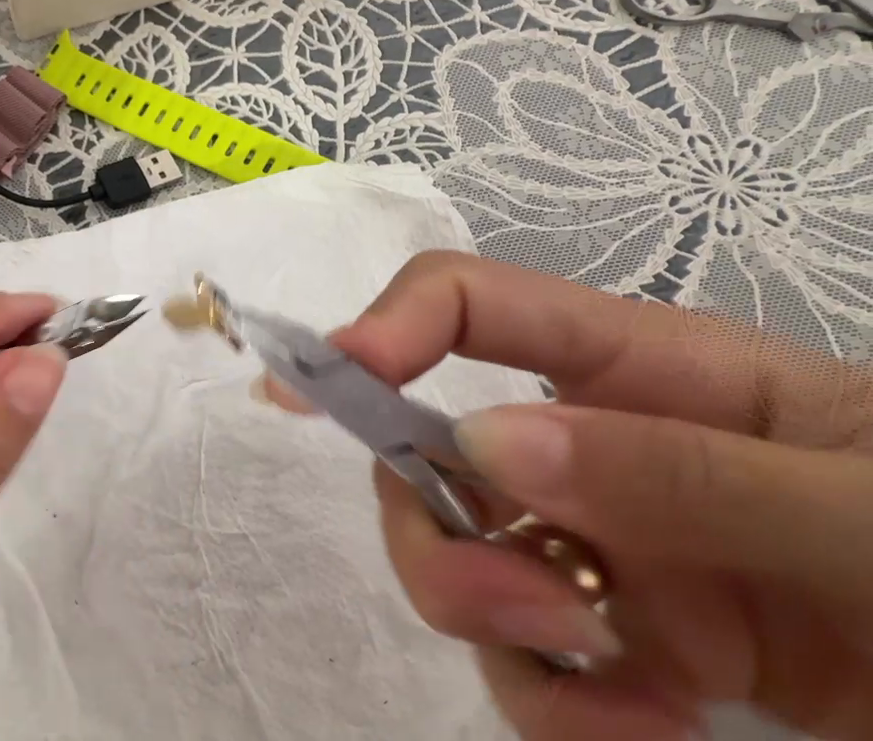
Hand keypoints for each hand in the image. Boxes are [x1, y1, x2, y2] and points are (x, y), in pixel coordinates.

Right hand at [298, 252, 872, 739]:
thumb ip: (686, 469)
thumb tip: (482, 443)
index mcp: (643, 373)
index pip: (464, 304)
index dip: (379, 328)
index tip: (317, 388)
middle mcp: (588, 449)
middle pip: (423, 455)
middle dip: (435, 529)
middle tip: (529, 611)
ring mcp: (593, 550)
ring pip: (448, 559)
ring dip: (487, 620)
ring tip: (615, 694)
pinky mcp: (614, 645)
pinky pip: (516, 663)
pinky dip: (552, 707)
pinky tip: (642, 731)